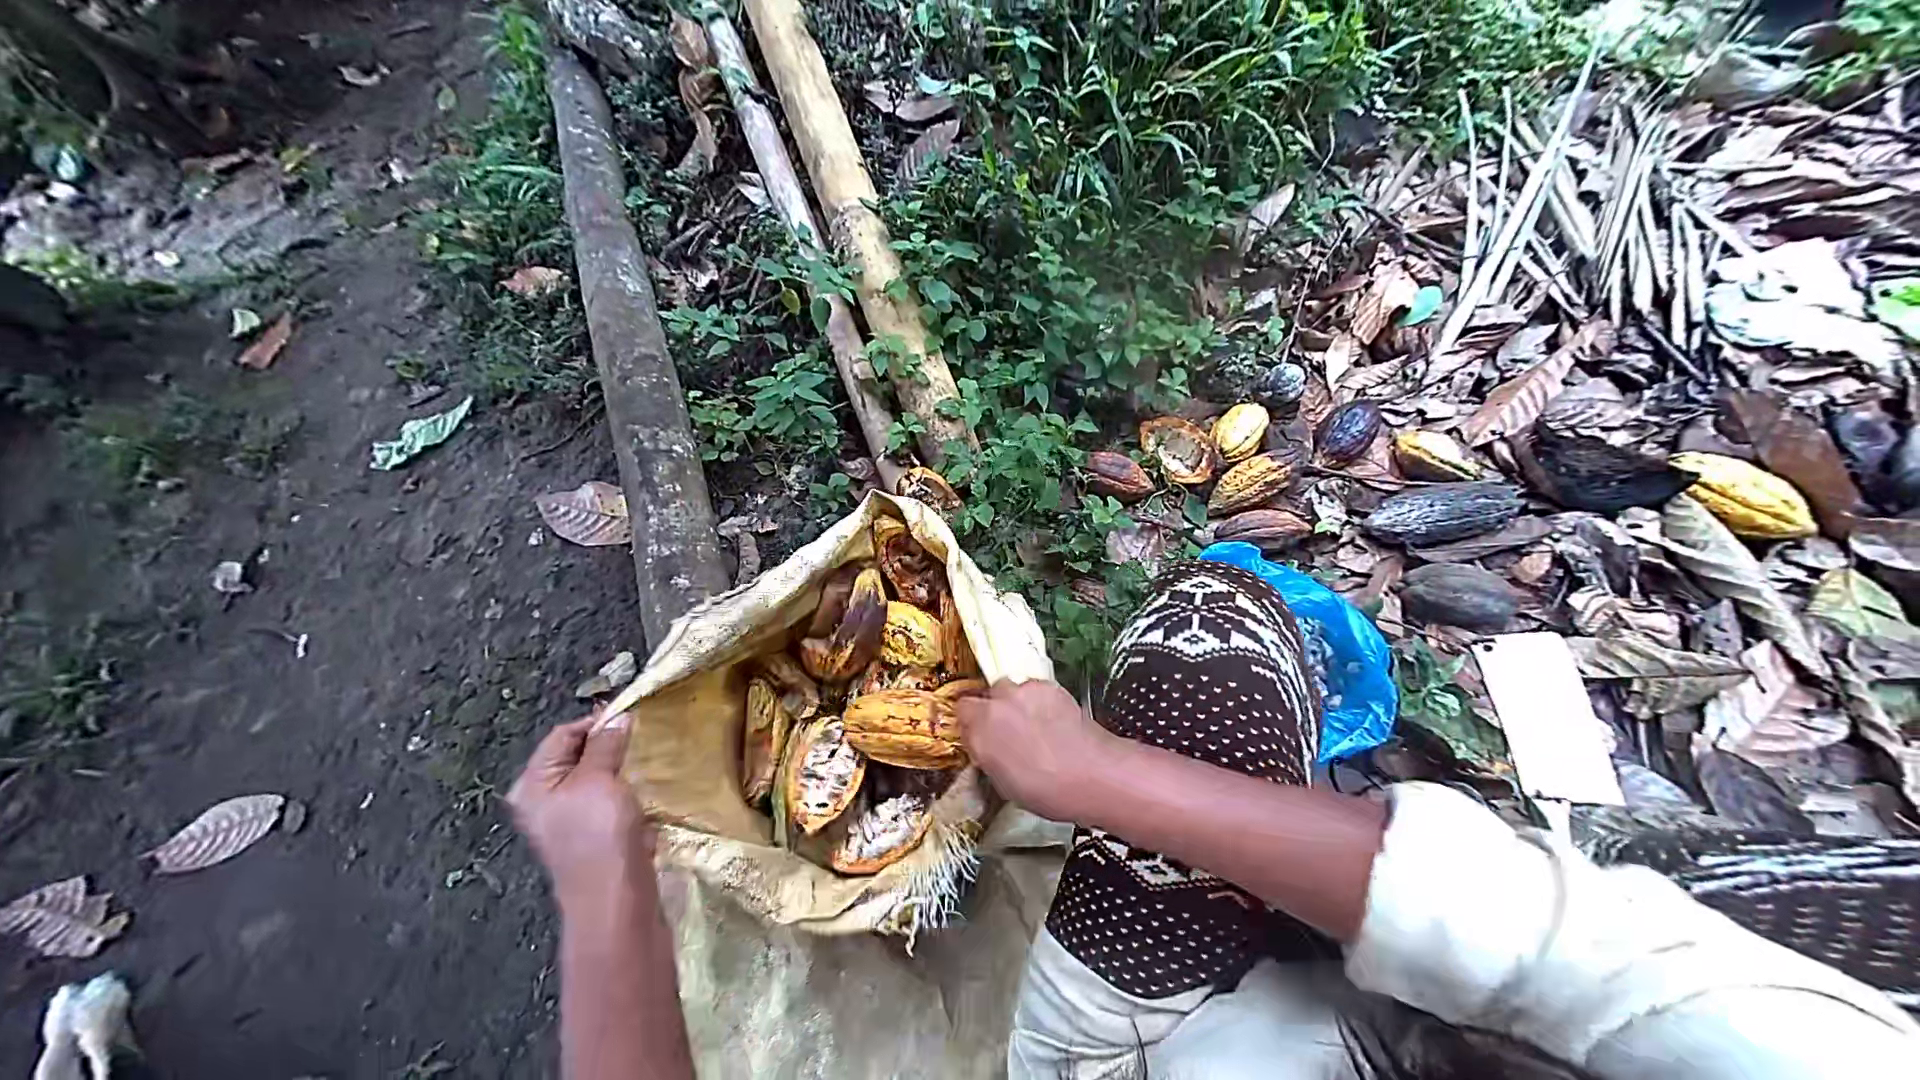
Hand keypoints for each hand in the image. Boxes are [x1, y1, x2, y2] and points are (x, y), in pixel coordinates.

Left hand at [508, 710, 649, 911]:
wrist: (613, 891)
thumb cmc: (598, 831)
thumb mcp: (599, 778)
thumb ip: (606, 743)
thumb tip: (618, 717)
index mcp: (532, 784)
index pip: (562, 735)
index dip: (594, 722)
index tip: (629, 717)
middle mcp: (543, 797)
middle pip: (576, 753)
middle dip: (607, 742)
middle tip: (637, 736)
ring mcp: (566, 815)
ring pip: (593, 773)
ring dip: (618, 763)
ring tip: (640, 758)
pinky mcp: (590, 828)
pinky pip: (605, 793)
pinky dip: (622, 784)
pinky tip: (639, 785)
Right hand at [955, 680, 1115, 821]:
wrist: (1092, 775)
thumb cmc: (1046, 791)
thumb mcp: (1003, 782)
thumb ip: (987, 754)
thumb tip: (986, 745)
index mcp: (980, 731)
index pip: (962, 710)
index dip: (972, 722)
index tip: (982, 734)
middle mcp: (997, 705)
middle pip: (985, 695)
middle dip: (993, 709)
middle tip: (1009, 730)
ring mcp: (1023, 691)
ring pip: (1010, 688)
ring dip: (1016, 703)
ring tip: (1035, 725)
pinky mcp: (1048, 686)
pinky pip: (1034, 689)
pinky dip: (1039, 700)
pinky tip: (1053, 720)